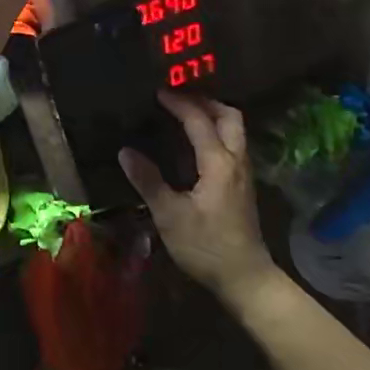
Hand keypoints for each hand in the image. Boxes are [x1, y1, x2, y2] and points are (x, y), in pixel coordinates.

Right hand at [120, 92, 275, 298]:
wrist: (244, 276)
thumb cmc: (205, 246)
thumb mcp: (170, 214)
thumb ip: (148, 180)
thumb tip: (126, 152)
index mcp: (218, 163)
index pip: (199, 121)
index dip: (179, 104)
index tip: (158, 93)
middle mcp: (236, 161)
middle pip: (229, 116)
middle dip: (205, 102)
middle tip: (178, 98)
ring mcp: (243, 173)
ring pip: (235, 130)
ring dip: (213, 115)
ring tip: (186, 114)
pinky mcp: (242, 186)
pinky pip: (232, 145)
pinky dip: (216, 133)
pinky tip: (196, 145)